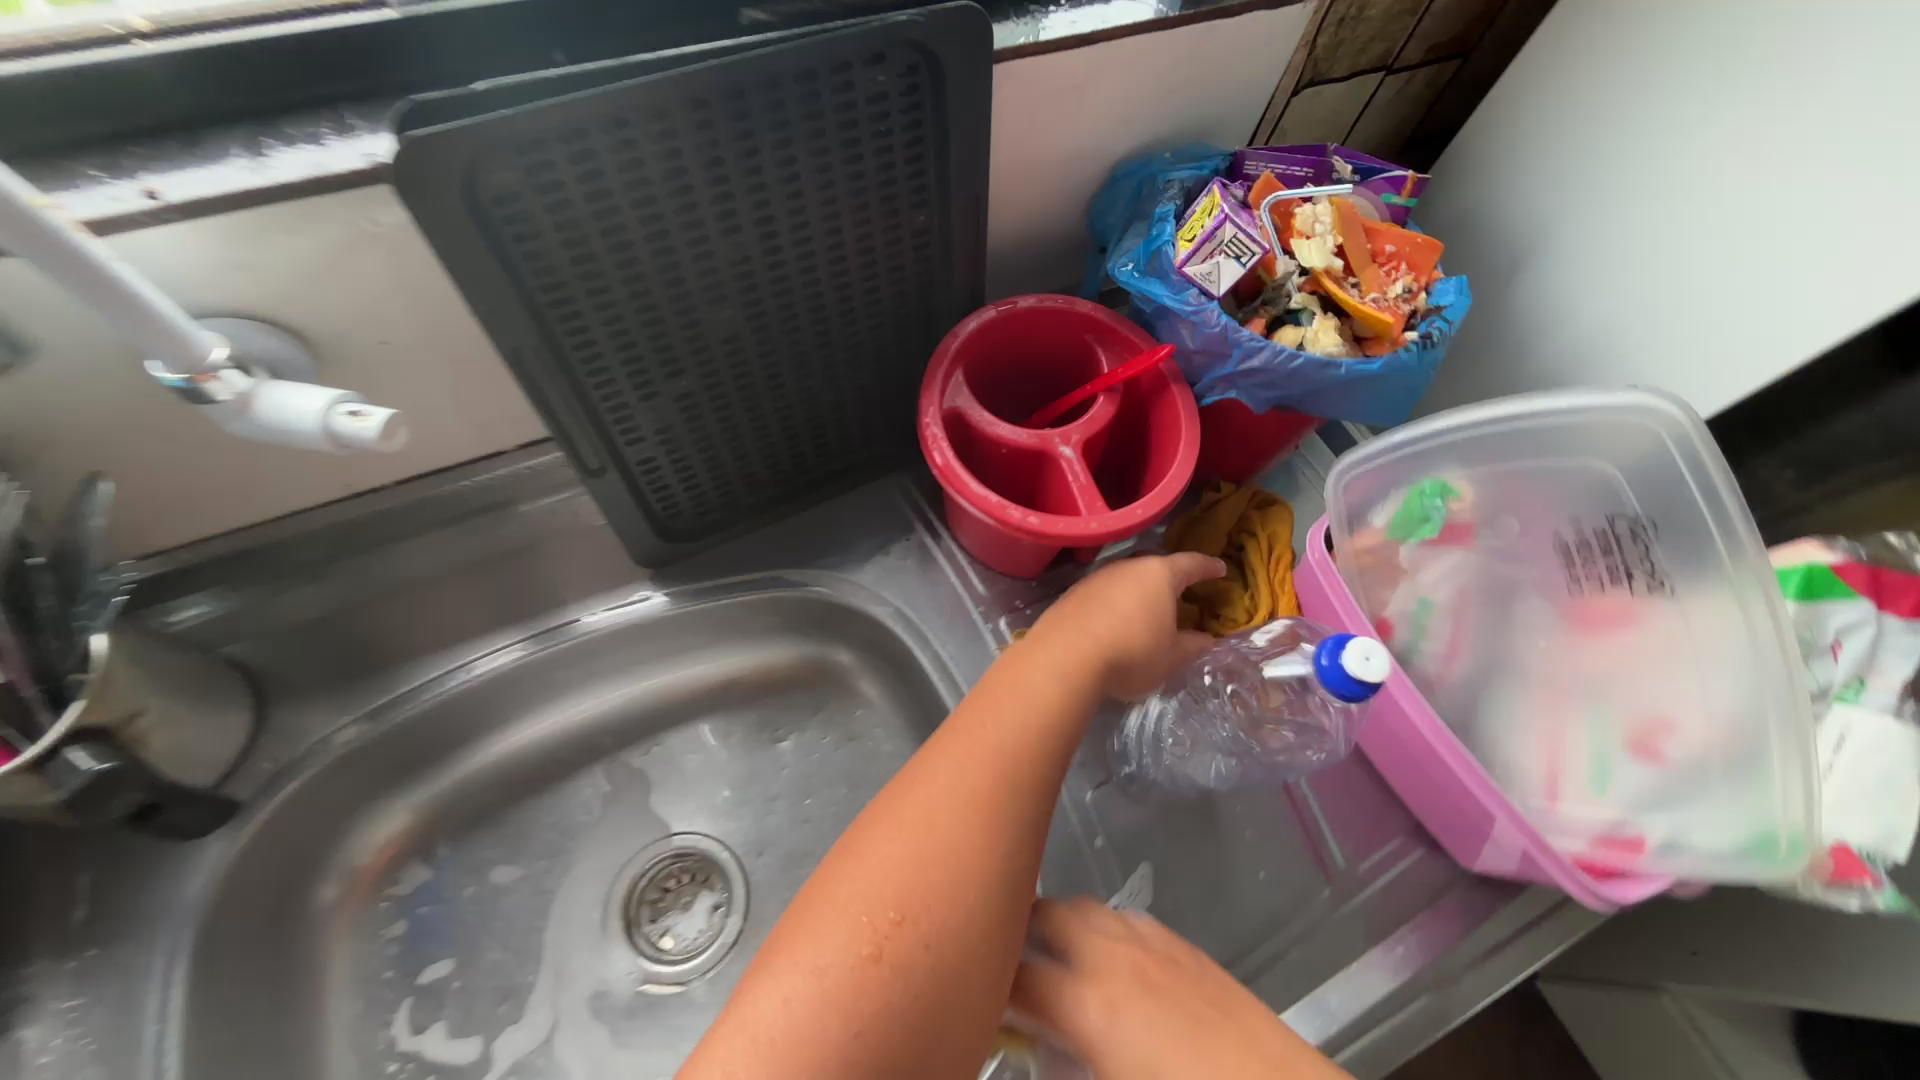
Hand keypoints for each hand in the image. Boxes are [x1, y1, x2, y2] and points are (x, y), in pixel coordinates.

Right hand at [1010, 898, 1349, 1079]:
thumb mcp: (1104, 1079)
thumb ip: (1065, 1061)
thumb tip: (1040, 1047)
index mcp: (1086, 1004)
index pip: (1013, 976)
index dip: (988, 983)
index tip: (976, 995)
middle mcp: (1112, 955)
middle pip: (1047, 914)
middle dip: (1019, 932)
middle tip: (1008, 964)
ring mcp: (1152, 943)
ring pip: (1088, 908)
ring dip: (1063, 927)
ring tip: (1057, 961)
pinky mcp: (1186, 946)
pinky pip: (1127, 920)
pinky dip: (1105, 932)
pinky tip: (1116, 967)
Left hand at [1024, 553, 1225, 699]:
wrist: (1064, 657)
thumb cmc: (1131, 653)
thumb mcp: (1170, 657)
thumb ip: (1192, 646)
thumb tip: (1207, 639)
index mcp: (1159, 574)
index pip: (1191, 563)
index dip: (1208, 567)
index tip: (1219, 569)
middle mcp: (1126, 567)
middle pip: (1154, 565)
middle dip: (1169, 576)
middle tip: (1181, 589)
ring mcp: (1096, 577)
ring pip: (1125, 577)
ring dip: (1137, 590)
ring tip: (1145, 609)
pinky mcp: (1072, 593)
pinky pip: (1102, 592)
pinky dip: (1113, 602)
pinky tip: (1113, 621)